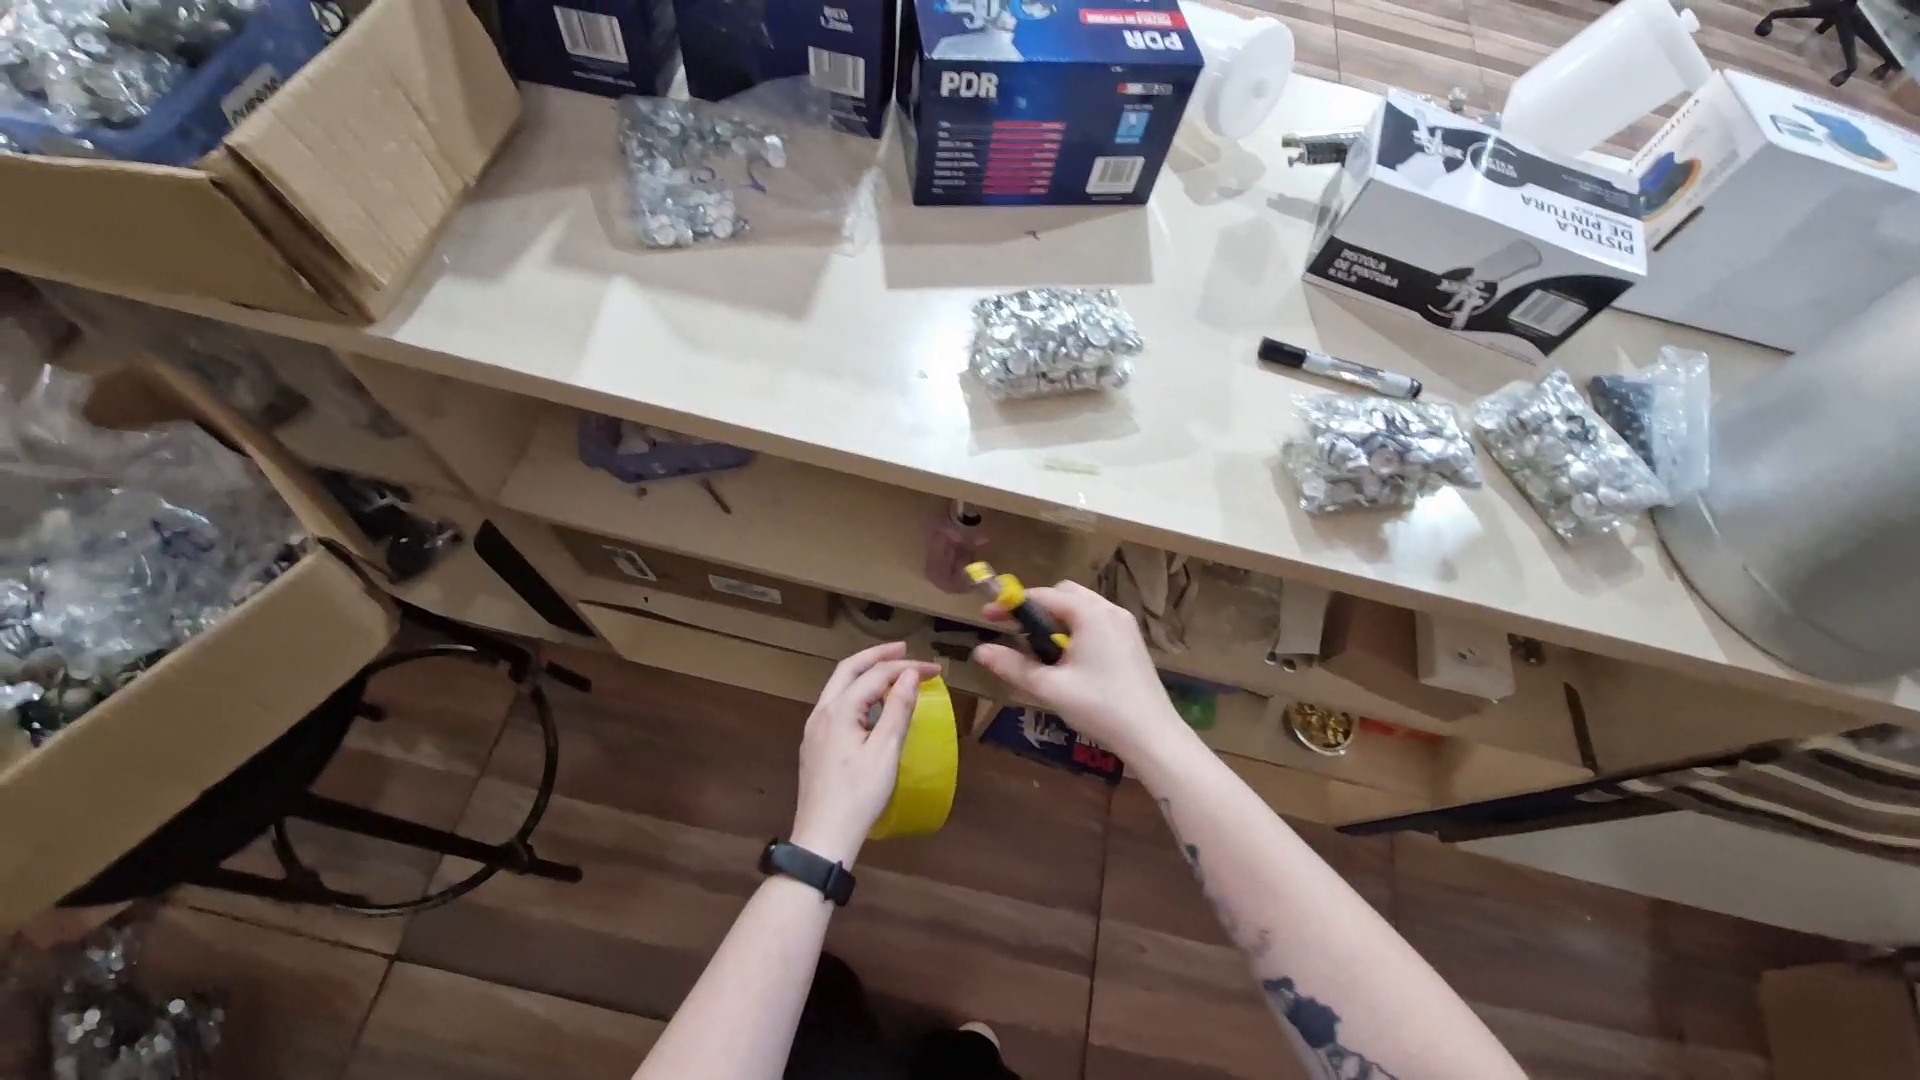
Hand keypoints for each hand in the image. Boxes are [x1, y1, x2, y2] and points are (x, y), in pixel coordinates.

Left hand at [791, 642, 941, 867]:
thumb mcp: (885, 751)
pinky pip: (836, 704)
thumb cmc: (858, 795)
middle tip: (904, 649)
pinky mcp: (815, 744)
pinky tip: (872, 703)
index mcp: (838, 710)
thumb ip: (898, 709)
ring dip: (865, 672)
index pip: (875, 675)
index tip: (936, 669)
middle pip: (848, 670)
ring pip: (839, 686)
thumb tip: (910, 675)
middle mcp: (821, 712)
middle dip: (877, 656)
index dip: (906, 667)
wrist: (822, 837)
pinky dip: (857, 692)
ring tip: (891, 670)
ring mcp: (814, 728)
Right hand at [971, 581, 1186, 759]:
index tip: (987, 617)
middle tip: (1014, 633)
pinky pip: (1096, 622)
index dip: (1011, 604)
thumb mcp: (1050, 688)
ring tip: (1039, 649)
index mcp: (1090, 614)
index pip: (1042, 596)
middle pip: (1064, 594)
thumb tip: (979, 651)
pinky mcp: (1131, 641)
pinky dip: (1075, 629)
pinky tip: (1067, 660)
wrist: (1152, 734)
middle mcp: (1109, 610)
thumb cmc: (1100, 707)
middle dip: (1036, 608)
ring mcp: (1124, 625)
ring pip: (1081, 608)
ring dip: (1056, 620)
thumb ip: (1013, 666)